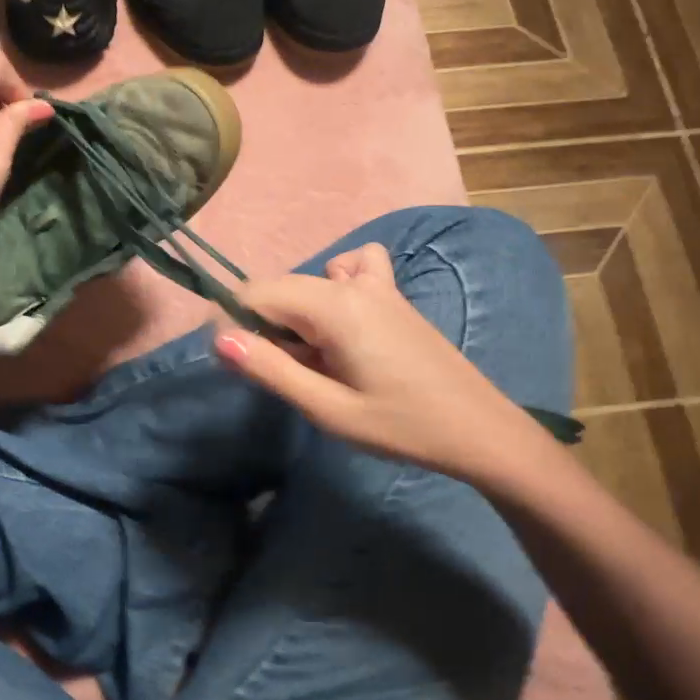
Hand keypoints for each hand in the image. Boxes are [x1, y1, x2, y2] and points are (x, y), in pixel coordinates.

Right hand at [214, 242, 548, 479]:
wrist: (480, 431)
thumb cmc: (401, 426)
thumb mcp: (328, 409)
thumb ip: (270, 370)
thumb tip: (219, 340)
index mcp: (334, 307)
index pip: (255, 293)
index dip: (233, 324)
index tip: (237, 363)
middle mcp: (352, 283)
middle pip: (279, 286)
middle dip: (262, 323)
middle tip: (279, 374)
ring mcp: (378, 285)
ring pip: (310, 279)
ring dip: (295, 311)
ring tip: (311, 356)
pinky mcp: (393, 295)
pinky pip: (352, 268)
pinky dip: (334, 284)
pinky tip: (341, 321)